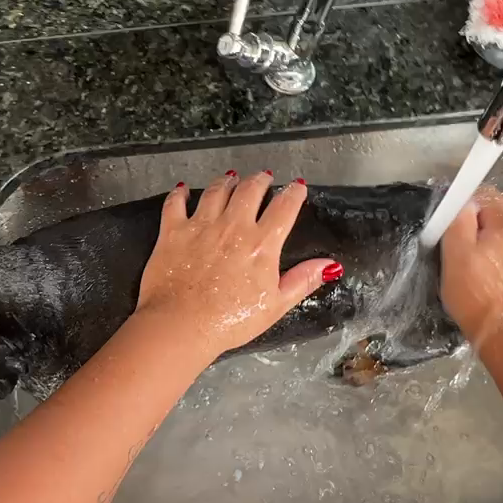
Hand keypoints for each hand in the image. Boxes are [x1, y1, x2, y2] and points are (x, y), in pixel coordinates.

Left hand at [133, 172, 339, 357]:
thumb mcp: (275, 305)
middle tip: (263, 178)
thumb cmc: (230, 321)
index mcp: (261, 244)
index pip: (284, 207)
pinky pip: (175, 203)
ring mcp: (201, 226)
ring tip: (231, 177)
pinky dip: (180, 193)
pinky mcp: (172, 231)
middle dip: (260, 180)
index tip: (297, 187)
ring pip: (216, 191)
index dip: (293, 193)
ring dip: (226, 182)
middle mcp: (232, 227)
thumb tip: (330, 264)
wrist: (181, 325)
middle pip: (249, 190)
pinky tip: (183, 189)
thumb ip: (303, 281)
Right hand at [440, 191, 502, 348]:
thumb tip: (463, 204)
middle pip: (502, 212)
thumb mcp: (455, 256)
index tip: (451, 230)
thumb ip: (458, 221)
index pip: (485, 195)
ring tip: (480, 265)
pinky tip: (498, 277)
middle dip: (482, 223)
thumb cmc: (478, 295)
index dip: (464, 208)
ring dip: (496, 240)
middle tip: (463, 248)